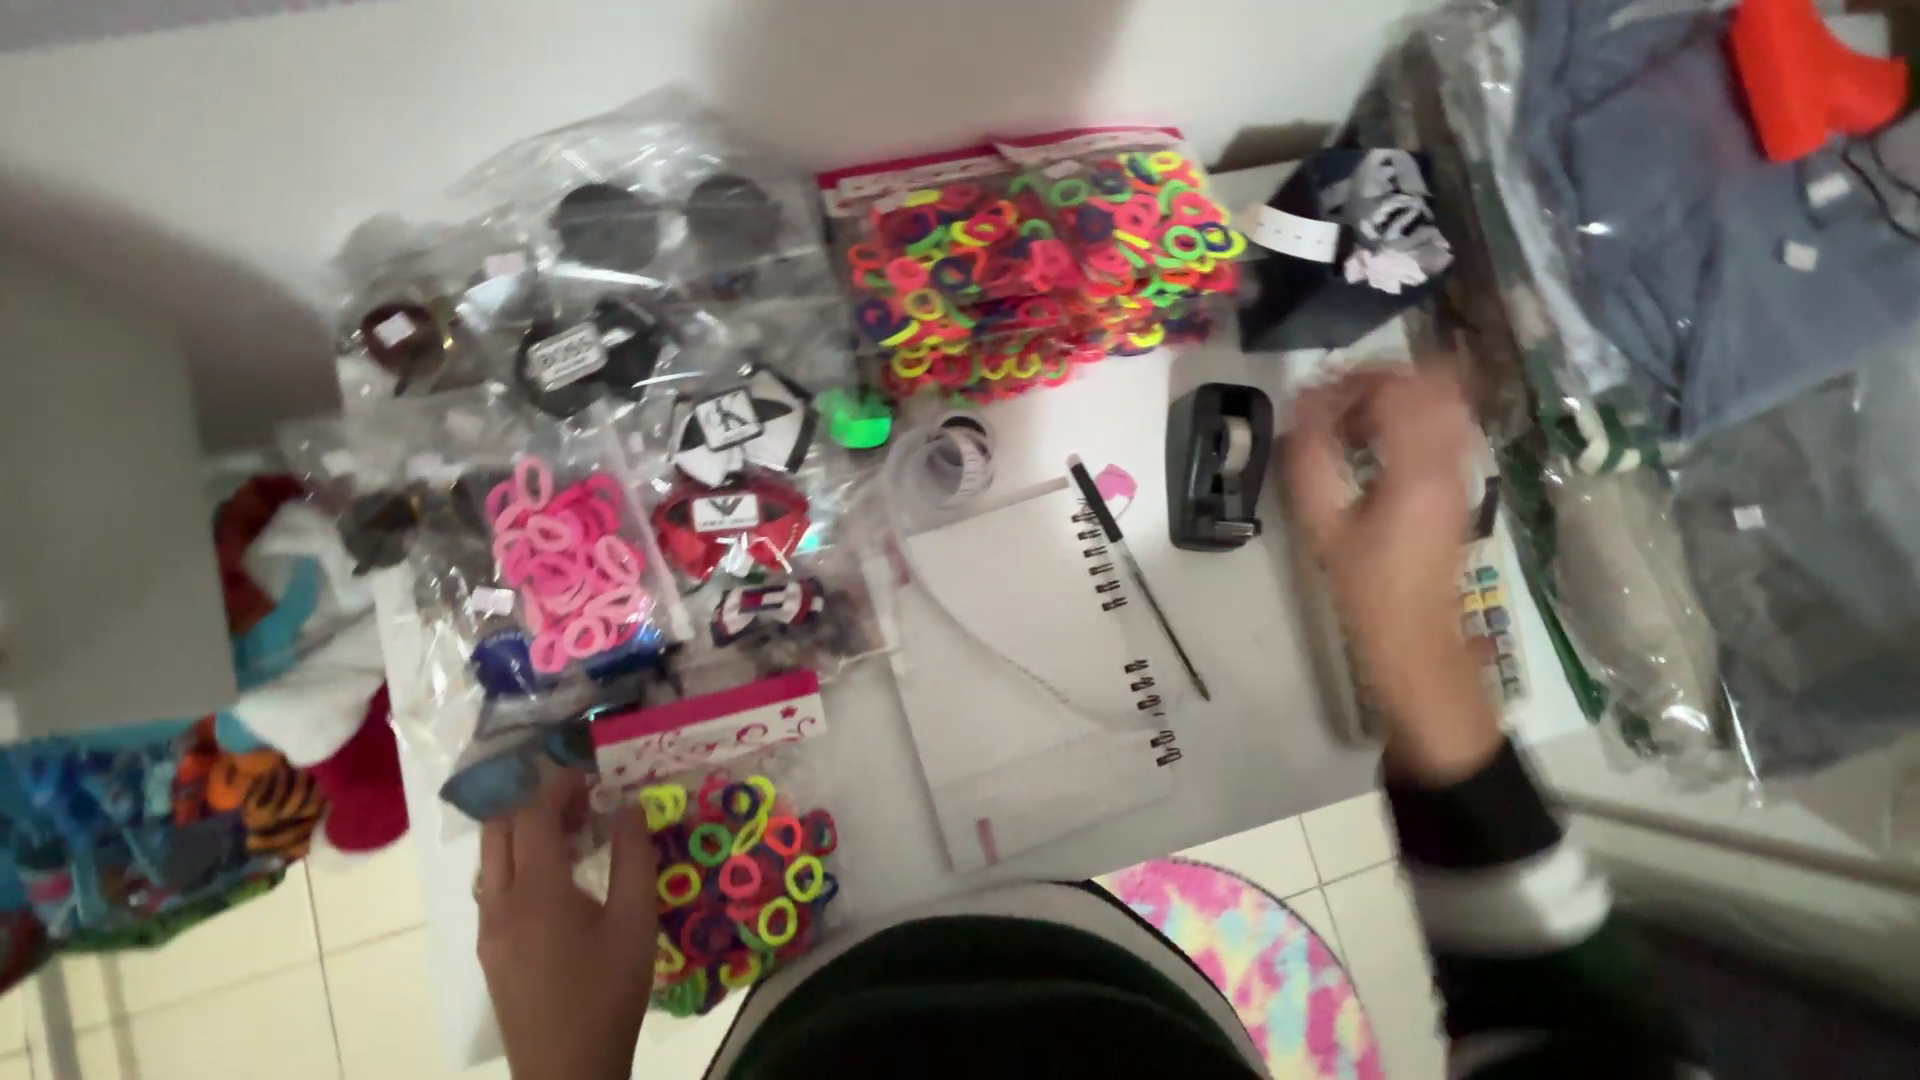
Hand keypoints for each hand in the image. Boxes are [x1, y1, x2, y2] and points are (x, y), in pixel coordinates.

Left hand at [477, 773, 657, 1079]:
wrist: (567, 1073)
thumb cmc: (611, 992)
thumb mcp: (637, 920)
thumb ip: (634, 856)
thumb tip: (629, 804)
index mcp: (537, 892)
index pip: (533, 815)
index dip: (559, 784)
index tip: (592, 771)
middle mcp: (500, 903)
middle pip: (500, 829)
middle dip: (536, 801)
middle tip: (583, 797)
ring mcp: (489, 928)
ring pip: (493, 857)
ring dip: (526, 830)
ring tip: (575, 829)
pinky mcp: (490, 949)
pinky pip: (495, 883)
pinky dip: (521, 859)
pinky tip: (561, 874)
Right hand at [1286, 368, 1501, 783]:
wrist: (1418, 642)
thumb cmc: (1367, 590)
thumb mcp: (1323, 529)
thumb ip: (1307, 465)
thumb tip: (1299, 417)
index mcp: (1417, 469)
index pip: (1397, 390)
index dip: (1350, 382)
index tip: (1311, 397)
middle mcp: (1451, 460)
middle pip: (1431, 383)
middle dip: (1378, 379)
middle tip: (1333, 397)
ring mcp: (1462, 471)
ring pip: (1442, 402)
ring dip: (1395, 398)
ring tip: (1349, 419)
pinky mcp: (1458, 484)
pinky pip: (1442, 427)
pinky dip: (1408, 419)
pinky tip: (1371, 444)